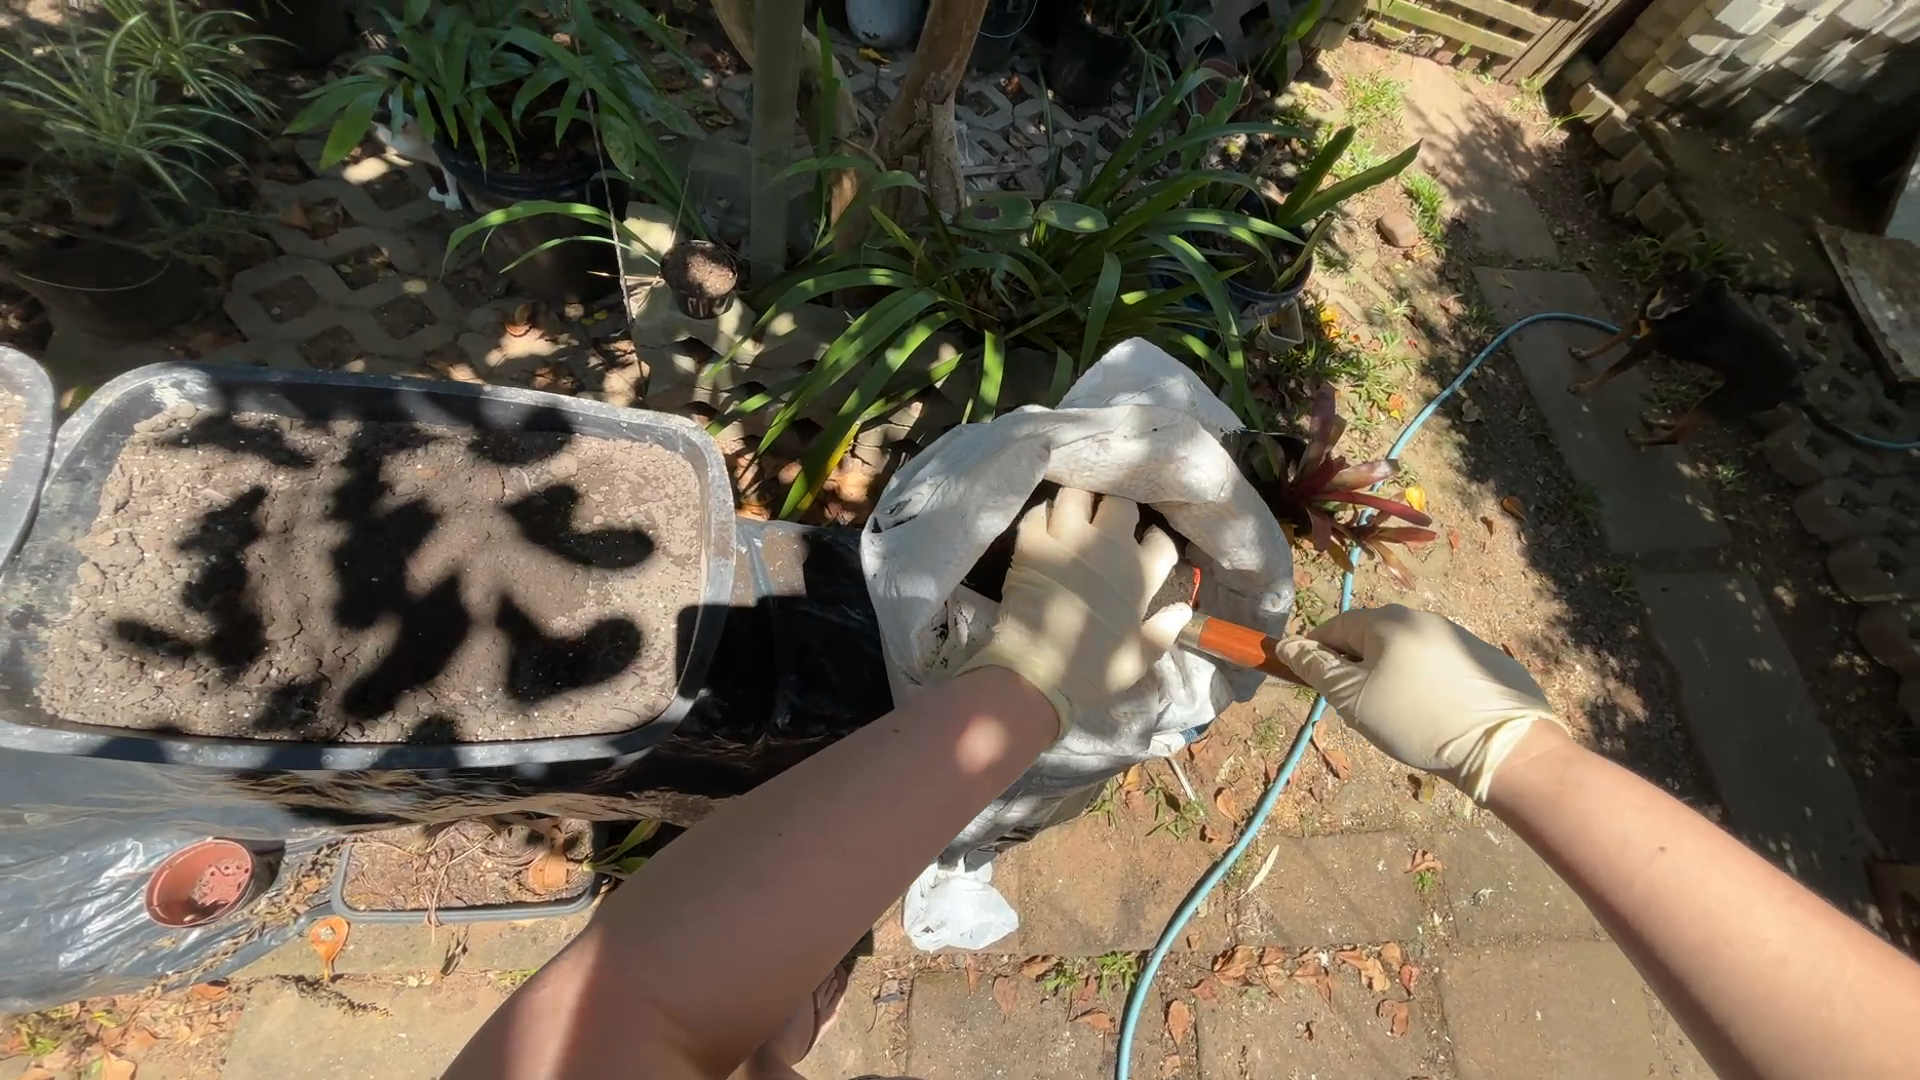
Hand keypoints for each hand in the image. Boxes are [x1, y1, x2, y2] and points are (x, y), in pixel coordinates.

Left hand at [959, 488, 1190, 740]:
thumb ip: (1164, 629)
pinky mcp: (1032, 543)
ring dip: (1077, 503)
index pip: (1161, 540)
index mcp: (1140, 575)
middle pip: (1120, 502)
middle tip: (1105, 521)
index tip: (1145, 544)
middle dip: (1115, 507)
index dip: (1154, 539)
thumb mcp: (1140, 657)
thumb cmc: (1093, 670)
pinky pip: (1038, 511)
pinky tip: (1043, 528)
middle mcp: (1107, 547)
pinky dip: (1041, 516)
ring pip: (1077, 494)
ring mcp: (1067, 540)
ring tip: (1073, 516)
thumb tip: (1184, 610)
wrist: (1037, 673)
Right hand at [1275, 605, 1568, 800]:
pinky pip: (1438, 665)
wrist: (1505, 751)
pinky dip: (1425, 683)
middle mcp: (1422, 618)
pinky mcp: (1487, 661)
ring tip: (1398, 714)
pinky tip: (1434, 714)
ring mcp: (1459, 636)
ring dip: (1390, 674)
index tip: (1318, 685)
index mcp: (1387, 621)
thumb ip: (1315, 667)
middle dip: (1356, 666)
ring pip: (1404, 651)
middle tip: (1358, 705)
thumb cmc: (1414, 720)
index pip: (1333, 627)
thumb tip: (1286, 645)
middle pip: (1370, 637)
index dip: (1317, 654)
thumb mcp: (1351, 697)